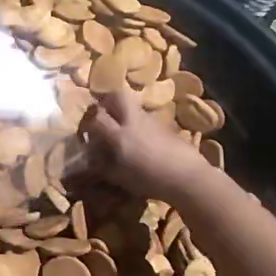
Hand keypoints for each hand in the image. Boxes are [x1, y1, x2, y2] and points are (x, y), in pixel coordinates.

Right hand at [80, 84, 213, 199]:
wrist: (189, 178)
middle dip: (108, 100)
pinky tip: (141, 140)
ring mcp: (152, 121)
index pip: (96, 117)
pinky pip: (146, 118)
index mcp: (118, 134)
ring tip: (122, 128)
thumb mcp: (119, 177)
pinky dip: (139, 124)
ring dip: (124, 112)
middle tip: (103, 113)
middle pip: (118, 96)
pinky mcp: (166, 126)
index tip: (85, 130)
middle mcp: (133, 121)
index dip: (88, 121)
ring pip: (134, 106)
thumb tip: (92, 159)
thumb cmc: (149, 179)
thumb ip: (103, 165)